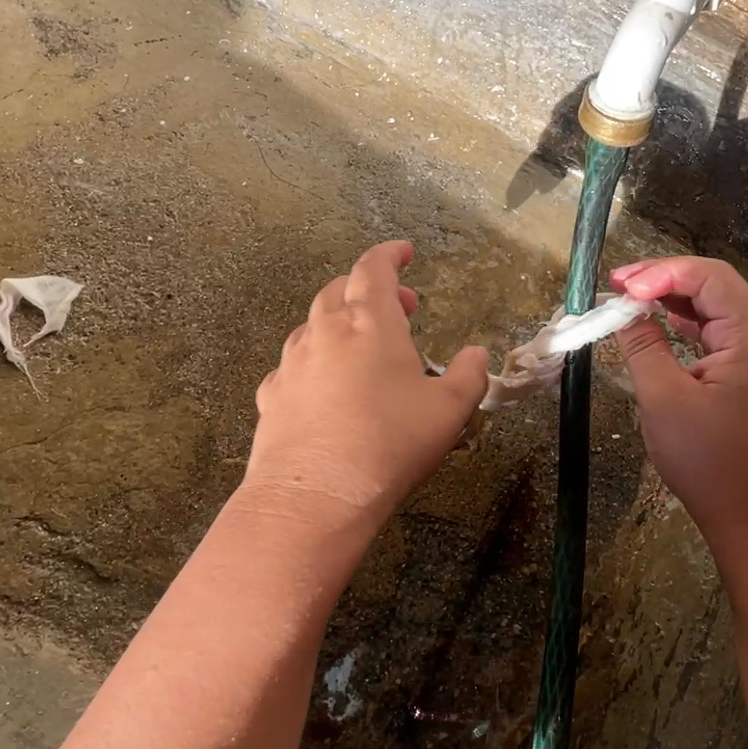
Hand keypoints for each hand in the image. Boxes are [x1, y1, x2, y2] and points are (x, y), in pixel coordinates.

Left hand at [244, 241, 487, 529]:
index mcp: (370, 323)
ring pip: (312, 326)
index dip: (390, 255)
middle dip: (368, 290)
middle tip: (399, 309)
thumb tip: (476, 354)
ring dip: (338, 324)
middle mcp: (325, 332)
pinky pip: (292, 366)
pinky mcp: (271, 397)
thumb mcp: (450, 410)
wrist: (316, 496)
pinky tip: (324, 387)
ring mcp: (292, 364)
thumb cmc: (390, 443)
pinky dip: (313, 362)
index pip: (374, 268)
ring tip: (362, 349)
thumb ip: (469, 375)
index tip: (404, 252)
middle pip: (338, 290)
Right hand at [610, 257, 747, 551]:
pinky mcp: (745, 381)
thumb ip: (643, 347)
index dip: (663, 272)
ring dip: (673, 298)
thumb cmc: (709, 462)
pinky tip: (657, 326)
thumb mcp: (664, 400)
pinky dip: (683, 325)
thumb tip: (625, 312)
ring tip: (630, 298)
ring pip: (714, 310)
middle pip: (715, 287)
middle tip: (619, 283)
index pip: (710, 278)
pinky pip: (714, 337)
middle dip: (666, 278)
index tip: (622, 287)